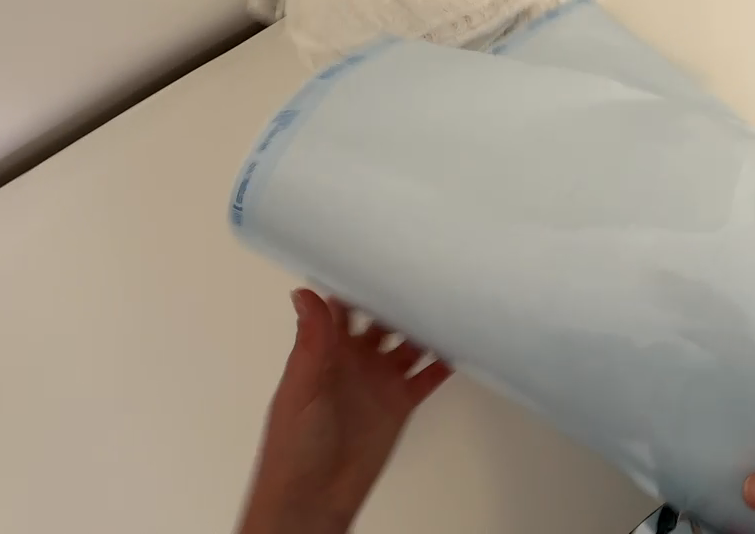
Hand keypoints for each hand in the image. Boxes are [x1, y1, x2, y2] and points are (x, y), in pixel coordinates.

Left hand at [238, 288, 451, 533]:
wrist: (312, 501)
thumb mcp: (302, 387)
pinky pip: (430, 372)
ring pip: (411, 340)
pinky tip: (461, 340)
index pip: (345, 307)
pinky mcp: (401, 400)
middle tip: (427, 268)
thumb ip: (312, 340)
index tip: (382, 254)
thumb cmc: (293, 450)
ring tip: (450, 298)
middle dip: (402, 295)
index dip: (360, 281)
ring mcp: (380, 379)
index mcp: (325, 353)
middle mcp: (355, 361)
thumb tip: (304, 293)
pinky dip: (447, 357)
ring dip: (427, 322)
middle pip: (385, 317)